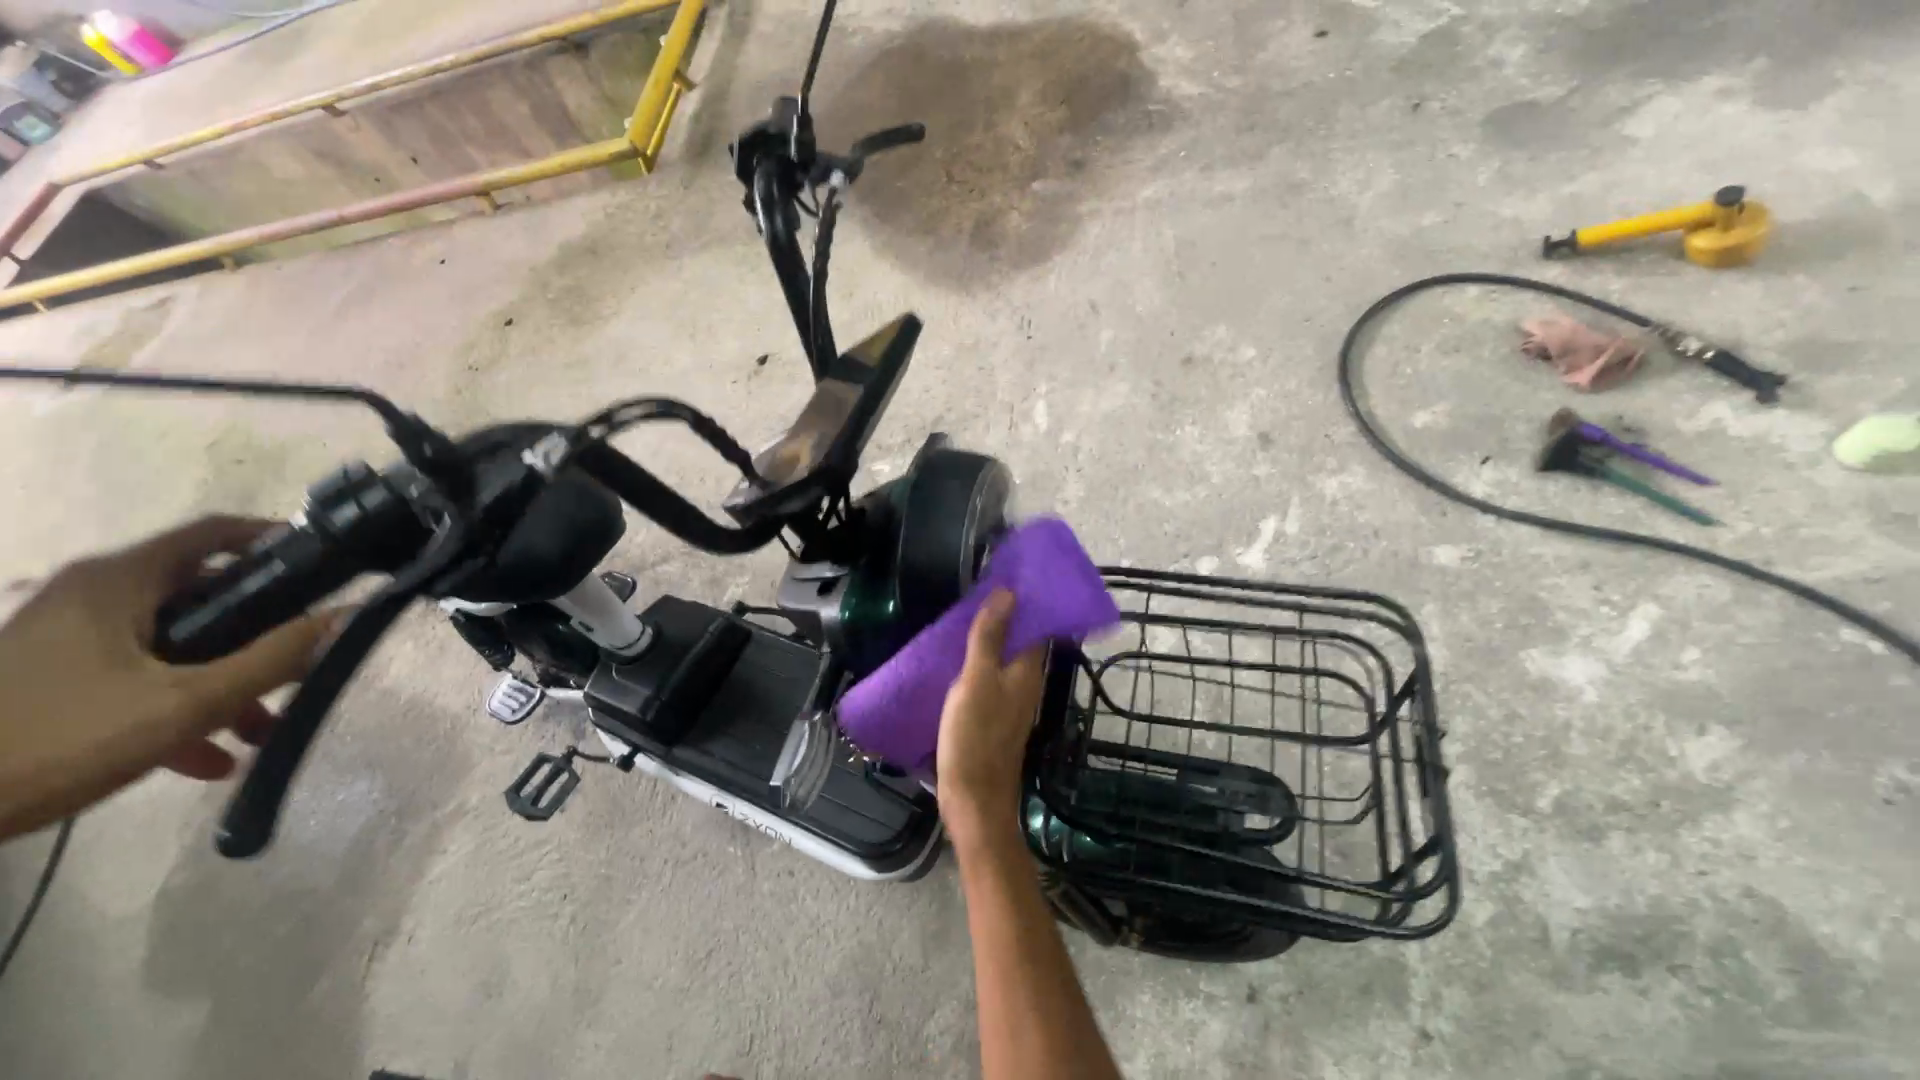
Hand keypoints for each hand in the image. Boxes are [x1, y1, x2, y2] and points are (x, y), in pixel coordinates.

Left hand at [0, 516, 341, 839]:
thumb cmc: (58, 739)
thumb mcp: (184, 704)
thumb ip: (273, 660)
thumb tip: (345, 618)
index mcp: (119, 582)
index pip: (213, 533)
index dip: (273, 541)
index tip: (324, 569)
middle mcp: (92, 595)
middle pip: (201, 594)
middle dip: (259, 635)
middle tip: (299, 667)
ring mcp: (65, 637)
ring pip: (171, 642)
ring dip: (223, 681)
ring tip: (259, 732)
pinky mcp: (49, 675)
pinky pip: (134, 674)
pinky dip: (177, 702)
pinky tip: (206, 759)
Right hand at [936, 589, 1044, 849]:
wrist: (973, 800)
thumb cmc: (975, 737)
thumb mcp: (976, 682)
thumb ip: (990, 639)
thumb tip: (1008, 593)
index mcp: (1029, 672)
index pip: (1036, 626)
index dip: (1024, 601)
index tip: (1007, 575)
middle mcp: (1027, 685)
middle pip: (1020, 643)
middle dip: (1005, 617)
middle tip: (978, 591)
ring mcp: (1010, 704)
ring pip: (1004, 662)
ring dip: (990, 641)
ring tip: (963, 618)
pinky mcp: (993, 720)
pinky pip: (990, 681)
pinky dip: (978, 665)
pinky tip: (955, 660)